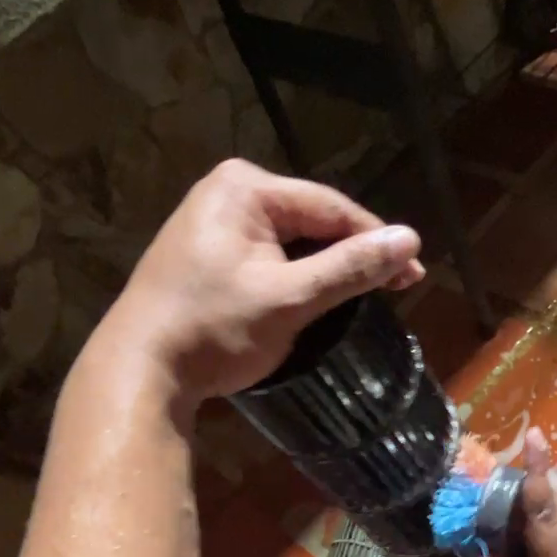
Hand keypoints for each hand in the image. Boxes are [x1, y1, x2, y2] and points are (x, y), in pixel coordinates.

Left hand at [93, 159, 424, 403]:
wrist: (142, 369)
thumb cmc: (215, 329)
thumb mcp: (290, 298)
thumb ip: (350, 268)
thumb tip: (410, 240)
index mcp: (246, 188)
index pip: (331, 208)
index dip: (377, 242)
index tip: (415, 275)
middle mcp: (227, 192)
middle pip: (311, 222)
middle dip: (350, 256)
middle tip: (392, 290)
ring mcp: (212, 222)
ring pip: (290, 242)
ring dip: (325, 269)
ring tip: (361, 297)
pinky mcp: (205, 254)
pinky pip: (267, 257)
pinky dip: (295, 277)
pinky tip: (314, 299)